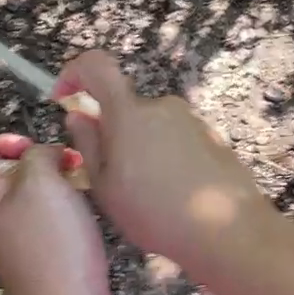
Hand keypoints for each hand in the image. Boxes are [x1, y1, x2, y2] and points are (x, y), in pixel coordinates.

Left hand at [0, 135, 110, 294]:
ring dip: (36, 168)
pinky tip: (75, 186)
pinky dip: (50, 189)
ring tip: (67, 165)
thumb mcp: (43, 180)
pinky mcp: (32, 241)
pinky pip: (32, 203)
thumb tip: (47, 154)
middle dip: (6, 151)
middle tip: (36, 149)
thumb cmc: (49, 241)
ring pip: (9, 185)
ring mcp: (6, 229)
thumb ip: (39, 154)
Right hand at [51, 51, 268, 263]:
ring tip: (149, 194)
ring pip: (151, 127)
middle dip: (114, 135)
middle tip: (115, 179)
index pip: (97, 65)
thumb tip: (79, 115)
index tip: (65, 98)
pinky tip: (174, 193)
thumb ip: (89, 145)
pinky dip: (166, 157)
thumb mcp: (106, 188)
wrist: (228, 229)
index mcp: (129, 114)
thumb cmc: (156, 213)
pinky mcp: (211, 135)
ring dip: (141, 150)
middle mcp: (161, 106)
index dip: (75, 73)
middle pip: (125, 108)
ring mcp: (190, 119)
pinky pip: (175, 138)